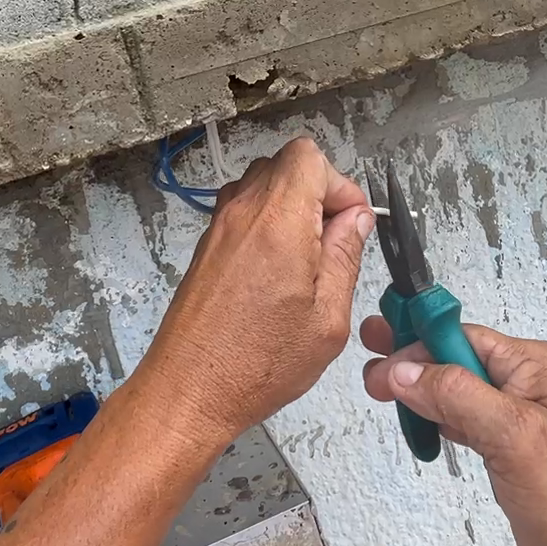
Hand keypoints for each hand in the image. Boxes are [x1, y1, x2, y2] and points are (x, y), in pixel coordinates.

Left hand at [130, 136, 373, 445]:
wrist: (189, 388)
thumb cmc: (257, 363)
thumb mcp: (327, 318)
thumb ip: (345, 255)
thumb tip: (357, 218)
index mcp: (278, 221)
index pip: (309, 157)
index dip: (339, 184)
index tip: (351, 223)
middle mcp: (244, 209)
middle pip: (287, 164)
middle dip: (319, 191)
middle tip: (333, 240)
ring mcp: (221, 222)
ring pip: (266, 182)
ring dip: (293, 205)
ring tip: (306, 257)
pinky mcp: (209, 240)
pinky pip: (246, 206)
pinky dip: (269, 220)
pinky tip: (278, 268)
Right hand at [361, 320, 546, 545]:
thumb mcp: (513, 435)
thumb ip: (456, 394)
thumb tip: (406, 370)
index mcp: (536, 365)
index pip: (462, 335)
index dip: (419, 339)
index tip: (383, 338)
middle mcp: (528, 382)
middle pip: (455, 356)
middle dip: (412, 360)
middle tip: (374, 366)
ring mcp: (517, 413)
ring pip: (454, 386)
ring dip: (418, 388)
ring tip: (382, 390)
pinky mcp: (508, 443)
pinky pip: (461, 415)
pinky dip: (435, 416)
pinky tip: (417, 420)